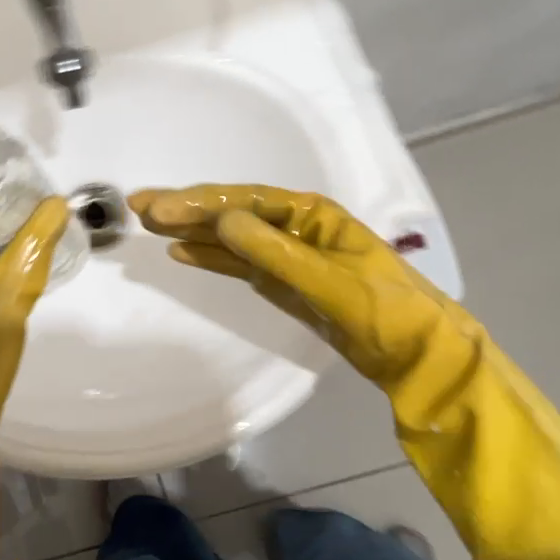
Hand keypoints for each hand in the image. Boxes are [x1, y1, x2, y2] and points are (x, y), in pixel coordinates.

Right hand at [129, 184, 559, 559]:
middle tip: (138, 206)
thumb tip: (225, 222)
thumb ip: (277, 253)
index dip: (201, 202)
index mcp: (314, 216)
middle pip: (233, 212)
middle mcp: (298, 228)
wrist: (421, 359)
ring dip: (192, 231)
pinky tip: (183, 253)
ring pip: (232, 237)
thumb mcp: (332, 284)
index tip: (160, 208)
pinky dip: (211, 258)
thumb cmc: (388, 315)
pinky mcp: (285, 284)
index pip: (246, 200)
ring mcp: (290, 256)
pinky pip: (239, 264)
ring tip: (150, 224)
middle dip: (187, 209)